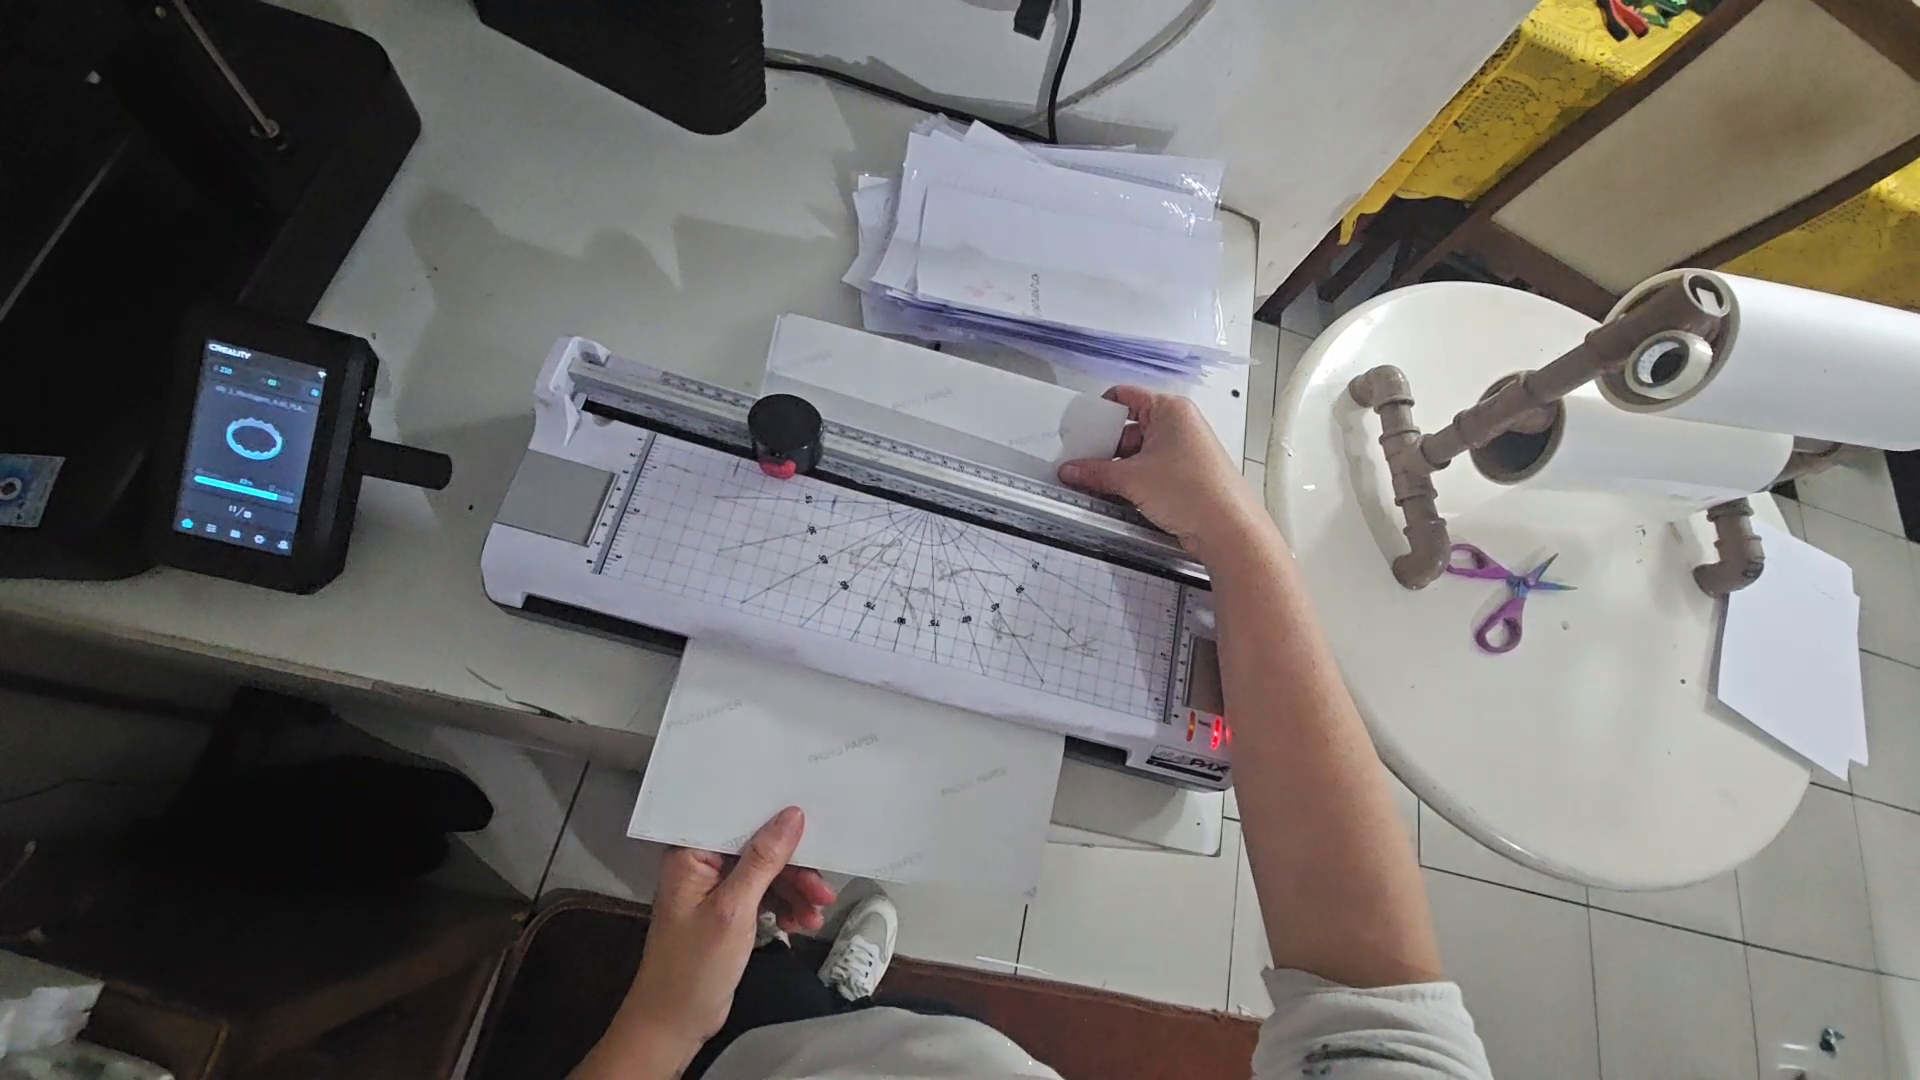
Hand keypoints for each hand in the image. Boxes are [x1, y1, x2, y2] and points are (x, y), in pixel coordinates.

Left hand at [595, 807, 833, 1076]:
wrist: (674, 1027)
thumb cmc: (693, 966)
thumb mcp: (733, 909)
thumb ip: (763, 860)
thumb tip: (794, 814)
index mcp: (692, 852)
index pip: (738, 816)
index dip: (774, 814)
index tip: (812, 816)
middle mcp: (704, 861)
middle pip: (760, 846)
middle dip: (794, 867)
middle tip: (822, 888)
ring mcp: (718, 886)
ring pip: (768, 871)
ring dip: (796, 890)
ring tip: (817, 913)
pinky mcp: (731, 907)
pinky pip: (766, 892)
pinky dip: (786, 905)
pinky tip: (803, 922)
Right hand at [1059, 386, 1266, 559]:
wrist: (1226, 529)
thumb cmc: (1195, 491)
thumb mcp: (1131, 479)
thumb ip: (1095, 473)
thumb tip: (1073, 470)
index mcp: (1170, 410)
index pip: (1126, 396)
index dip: (1101, 410)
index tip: (1081, 427)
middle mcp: (1178, 426)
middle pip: (1129, 427)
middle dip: (1105, 446)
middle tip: (1080, 460)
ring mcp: (1182, 451)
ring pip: (1138, 452)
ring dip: (1117, 467)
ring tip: (1094, 481)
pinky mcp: (1183, 475)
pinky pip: (1148, 470)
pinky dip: (1131, 480)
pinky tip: (1115, 493)